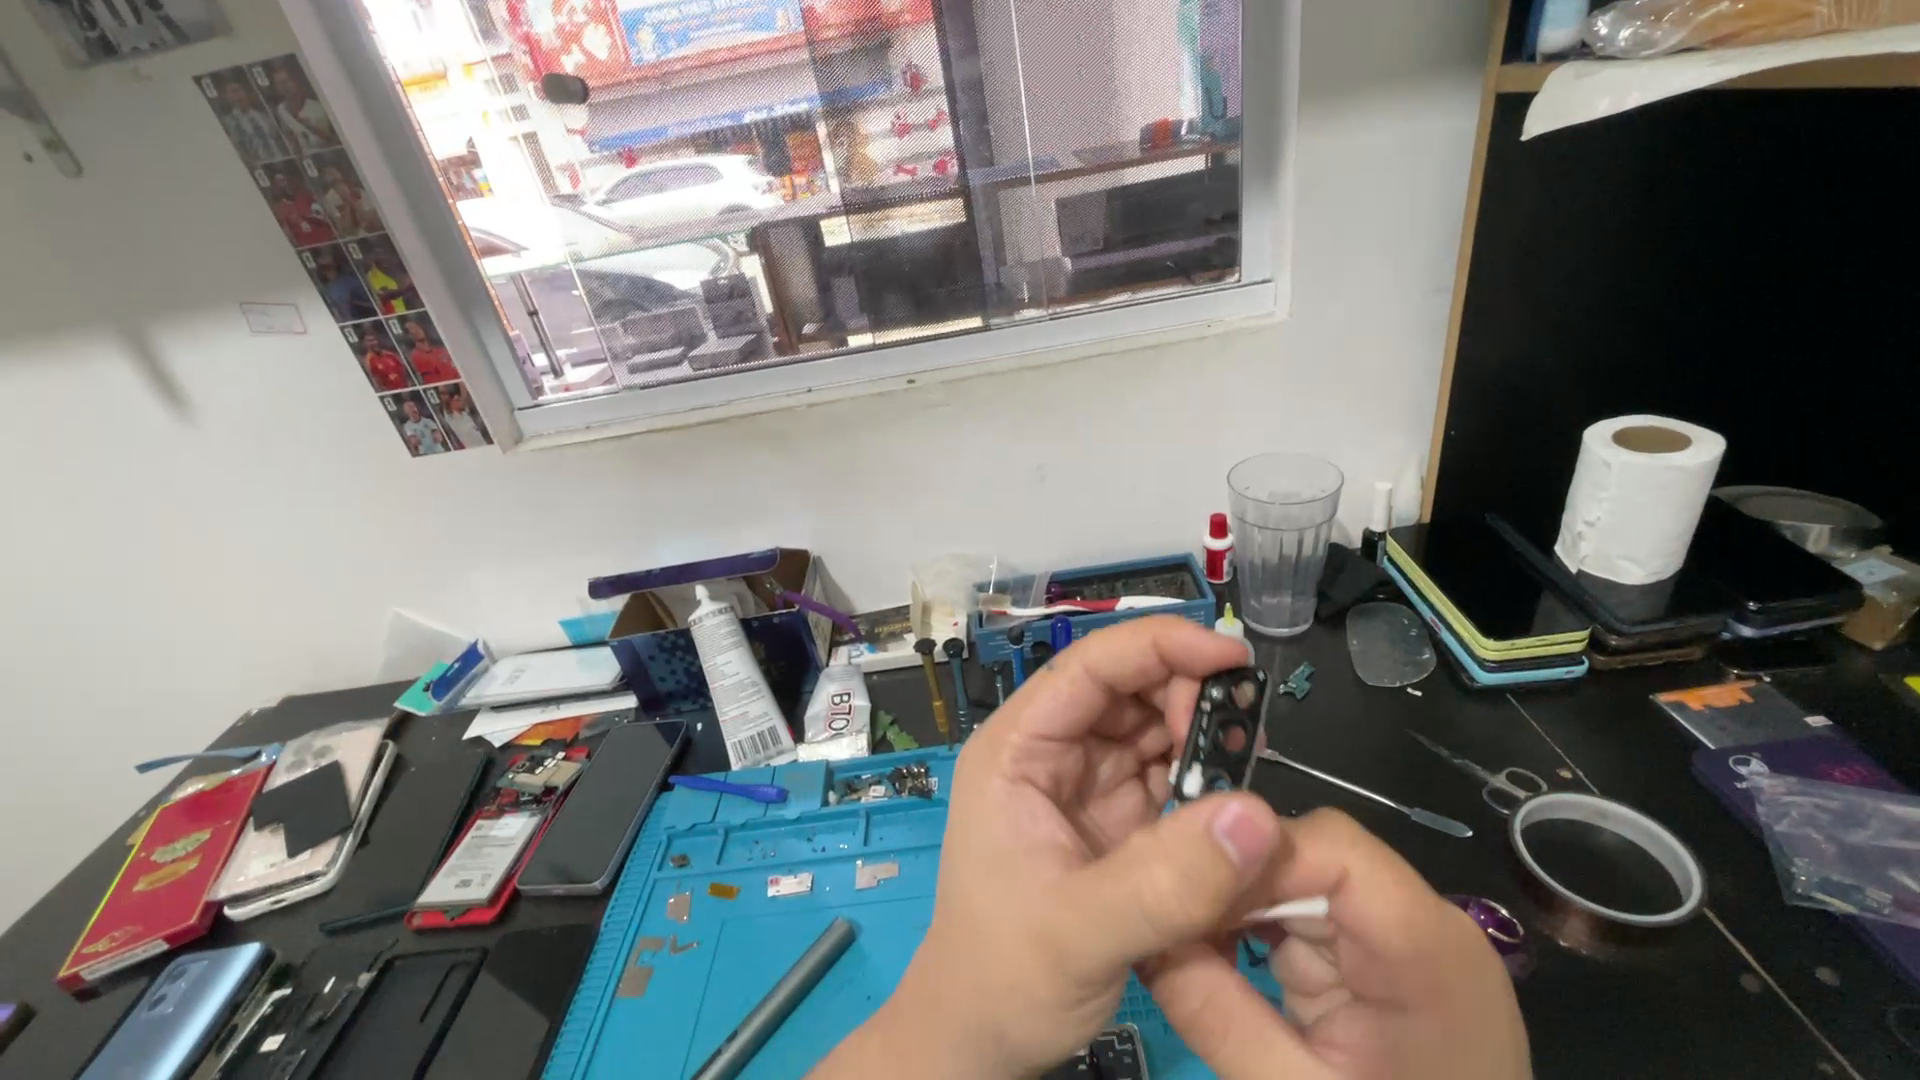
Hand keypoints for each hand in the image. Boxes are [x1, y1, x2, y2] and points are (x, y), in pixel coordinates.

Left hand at [819, 616, 1281, 1077]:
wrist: (984, 1036)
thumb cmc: (1004, 976)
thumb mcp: (1079, 932)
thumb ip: (1166, 881)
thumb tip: (1257, 815)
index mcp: (1016, 750)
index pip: (1087, 667)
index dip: (1158, 647)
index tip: (1231, 655)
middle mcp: (1049, 753)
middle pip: (1126, 689)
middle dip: (1186, 696)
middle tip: (1244, 736)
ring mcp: (1083, 785)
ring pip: (1151, 728)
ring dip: (1201, 736)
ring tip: (1246, 764)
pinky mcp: (1114, 820)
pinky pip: (1167, 776)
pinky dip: (1203, 780)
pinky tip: (1230, 801)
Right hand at [1144, 809, 1531, 1078]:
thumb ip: (1216, 1012)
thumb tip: (1136, 935)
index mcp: (1426, 950)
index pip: (1332, 847)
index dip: (1249, 854)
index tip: (1183, 891)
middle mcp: (1425, 922)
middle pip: (1312, 854)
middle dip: (1233, 882)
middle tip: (1166, 921)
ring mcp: (1406, 937)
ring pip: (1299, 877)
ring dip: (1239, 905)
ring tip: (1185, 943)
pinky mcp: (1384, 957)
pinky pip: (1306, 913)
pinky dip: (1258, 929)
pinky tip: (1222, 960)